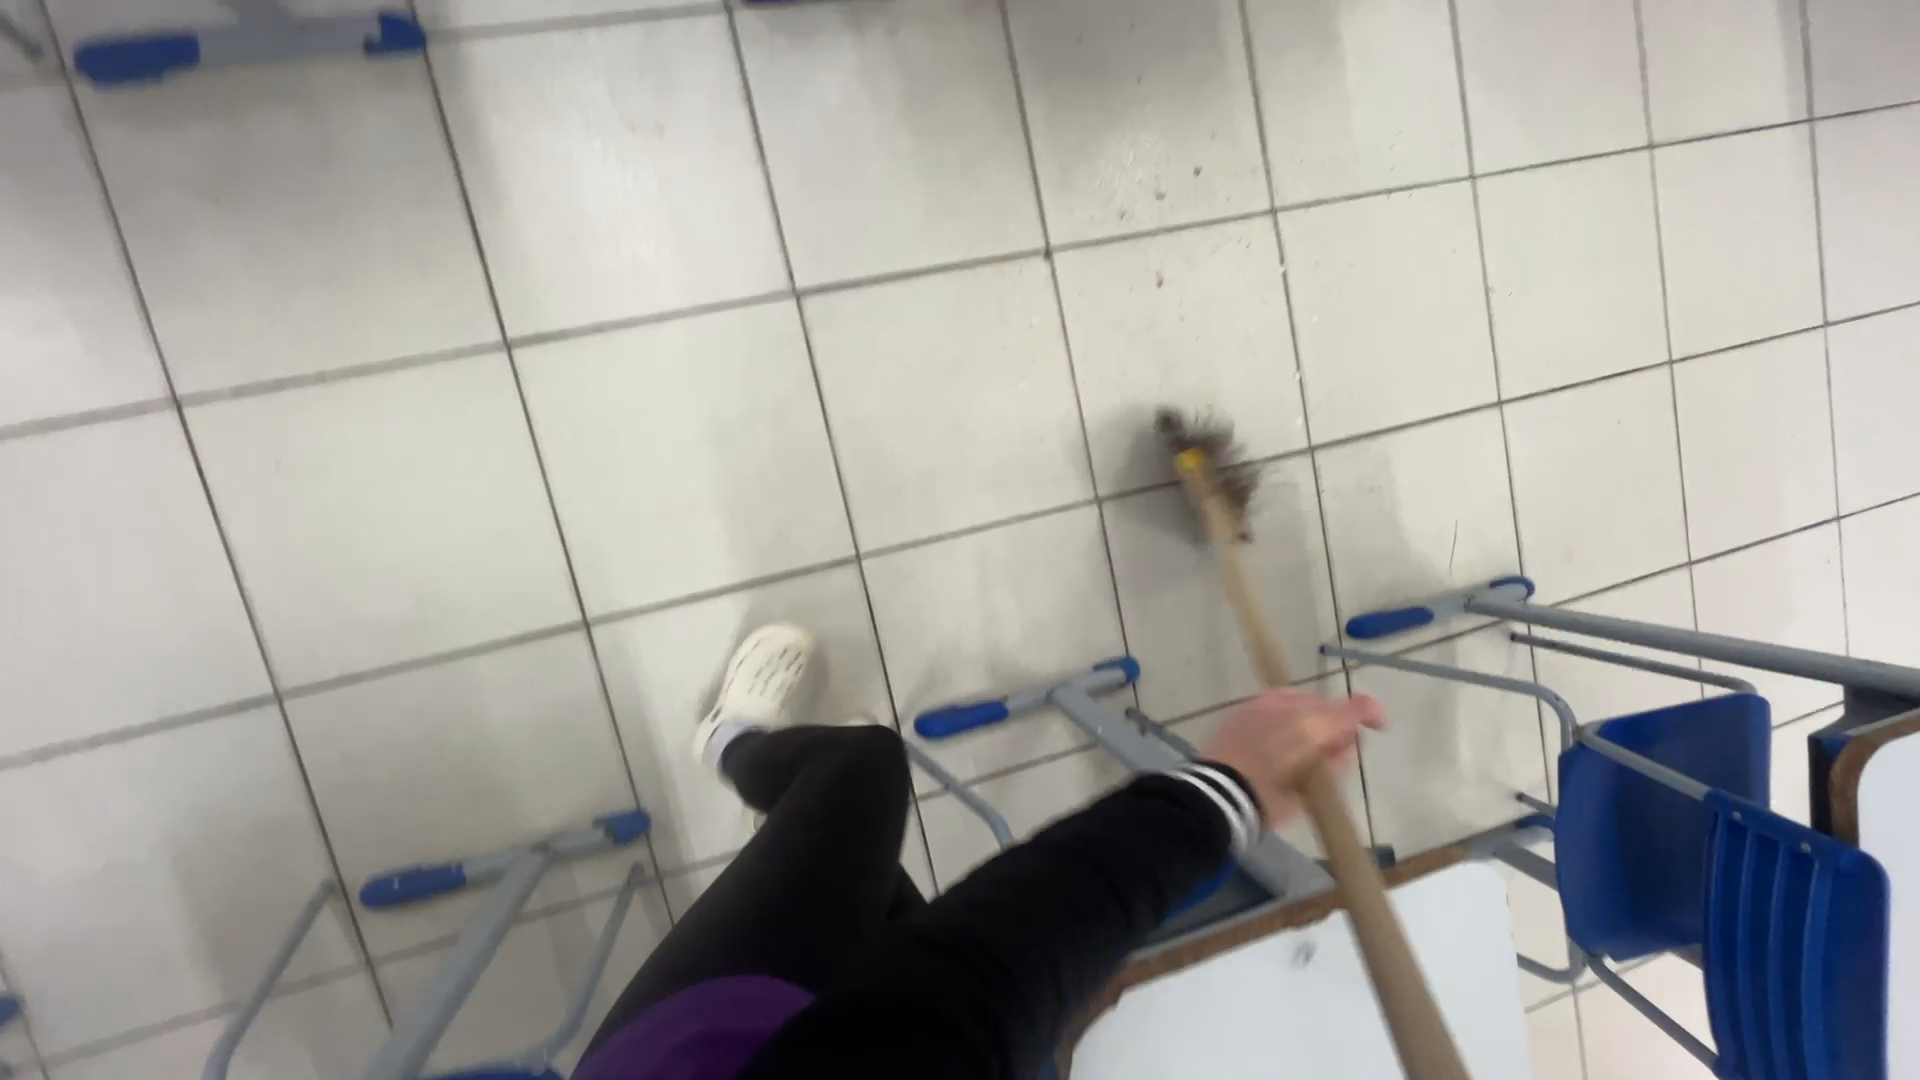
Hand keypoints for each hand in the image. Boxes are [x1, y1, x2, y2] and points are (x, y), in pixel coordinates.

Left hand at [1198, 688, 1384, 829]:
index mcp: (1312, 728)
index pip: (1351, 709)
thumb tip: (1347, 745)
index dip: (1369, 712)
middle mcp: (1288, 706)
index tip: (1378, 725)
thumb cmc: (1269, 798)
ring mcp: (1261, 703)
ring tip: (1306, 742)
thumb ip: (1335, 762)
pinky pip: (1273, 701)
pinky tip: (1281, 734)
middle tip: (1335, 747)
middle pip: (1322, 704)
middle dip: (1333, 721)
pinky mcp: (1242, 708)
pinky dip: (1284, 713)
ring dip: (1309, 716)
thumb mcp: (1312, 790)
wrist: (1217, 793)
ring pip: (1298, 699)